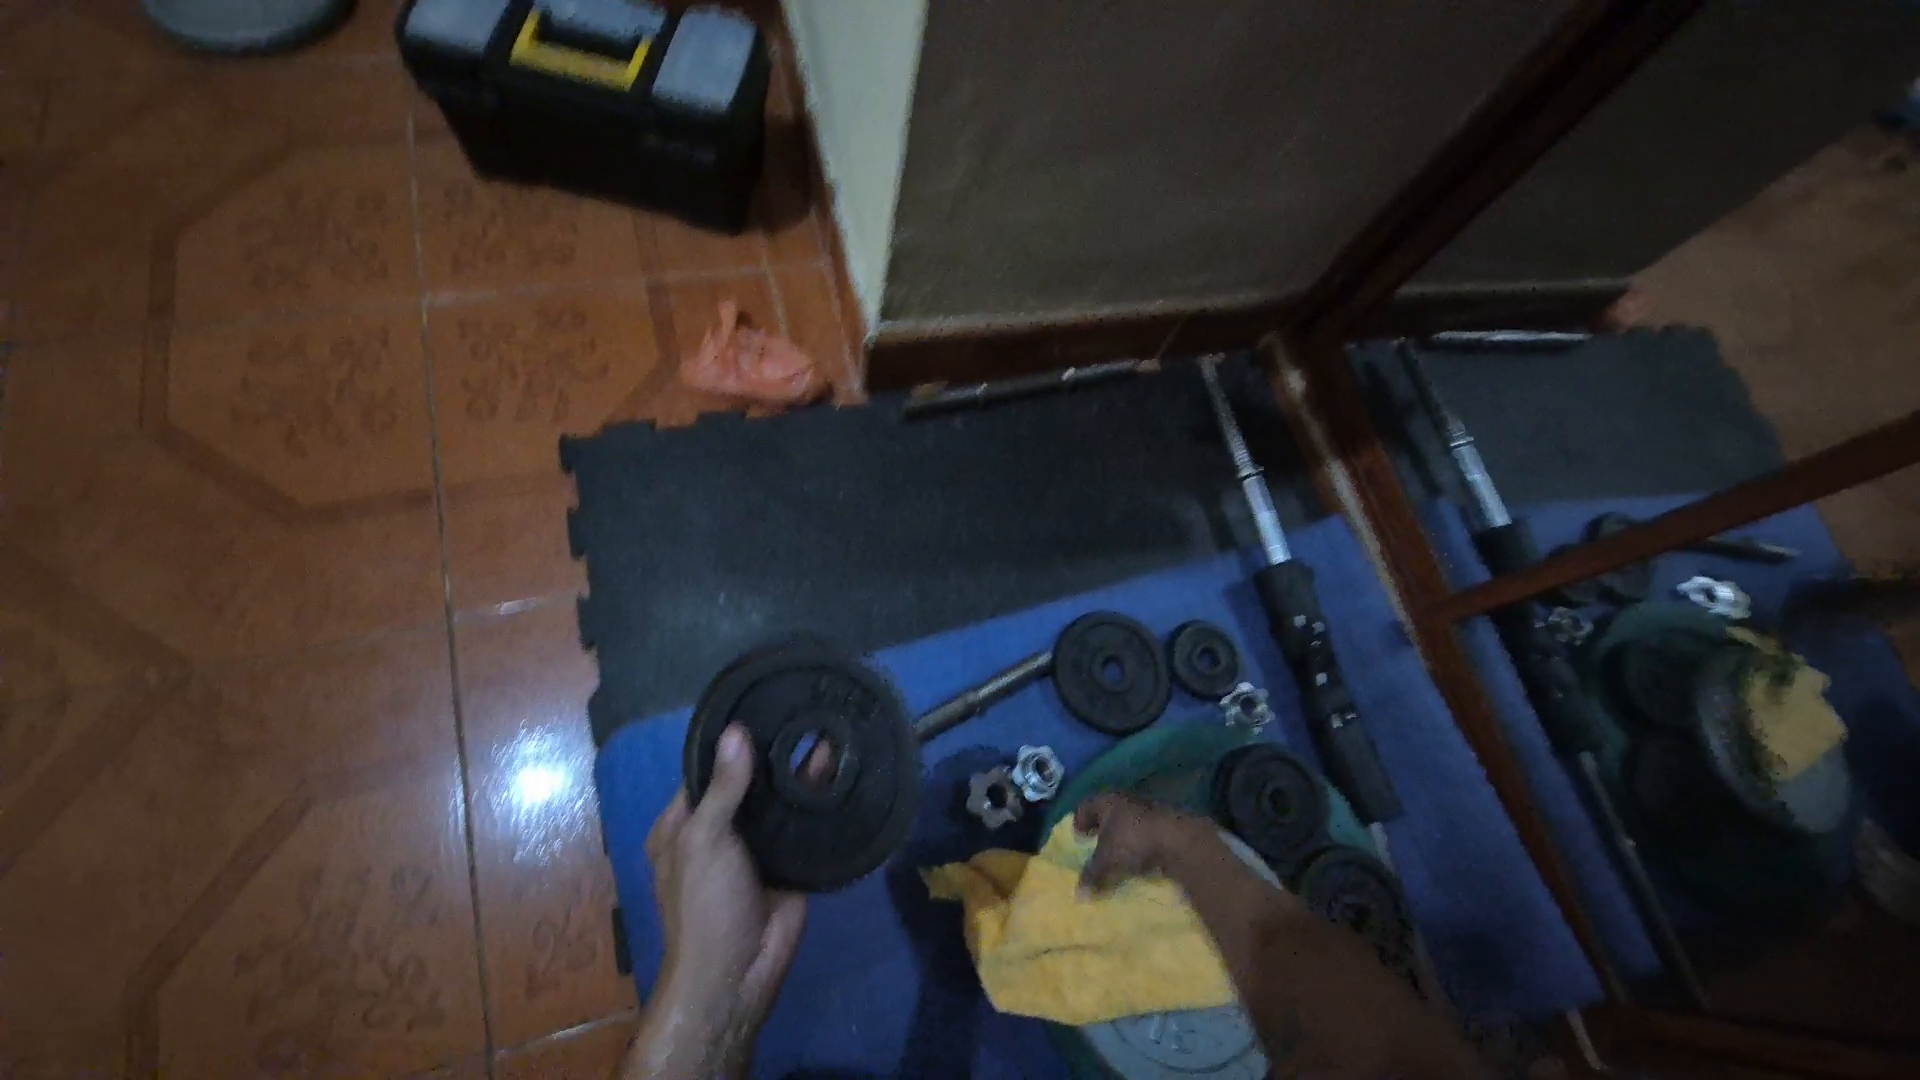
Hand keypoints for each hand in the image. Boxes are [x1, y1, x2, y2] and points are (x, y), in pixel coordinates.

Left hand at [629, 725, 806, 1079]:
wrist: (740, 973)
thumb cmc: (704, 904)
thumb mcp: (704, 841)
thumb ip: (723, 787)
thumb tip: (735, 731)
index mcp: (686, 822)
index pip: (709, 768)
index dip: (733, 740)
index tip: (763, 704)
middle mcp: (722, 828)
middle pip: (750, 781)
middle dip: (775, 752)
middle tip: (808, 709)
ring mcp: (758, 844)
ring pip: (781, 799)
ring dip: (802, 773)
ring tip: (833, 729)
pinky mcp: (791, 859)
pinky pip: (806, 823)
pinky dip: (821, 800)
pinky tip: (844, 768)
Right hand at [1073, 792, 1215, 893]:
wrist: (1179, 838)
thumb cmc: (1133, 840)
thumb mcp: (1108, 860)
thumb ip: (1092, 874)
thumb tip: (1079, 894)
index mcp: (1107, 800)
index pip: (1086, 805)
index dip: (1080, 820)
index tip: (1078, 836)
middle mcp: (1125, 799)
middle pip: (1108, 810)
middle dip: (1101, 827)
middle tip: (1096, 844)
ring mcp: (1148, 807)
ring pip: (1128, 819)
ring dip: (1123, 834)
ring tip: (1120, 853)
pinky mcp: (1166, 819)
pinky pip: (1145, 829)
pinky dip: (1140, 840)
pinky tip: (1142, 856)